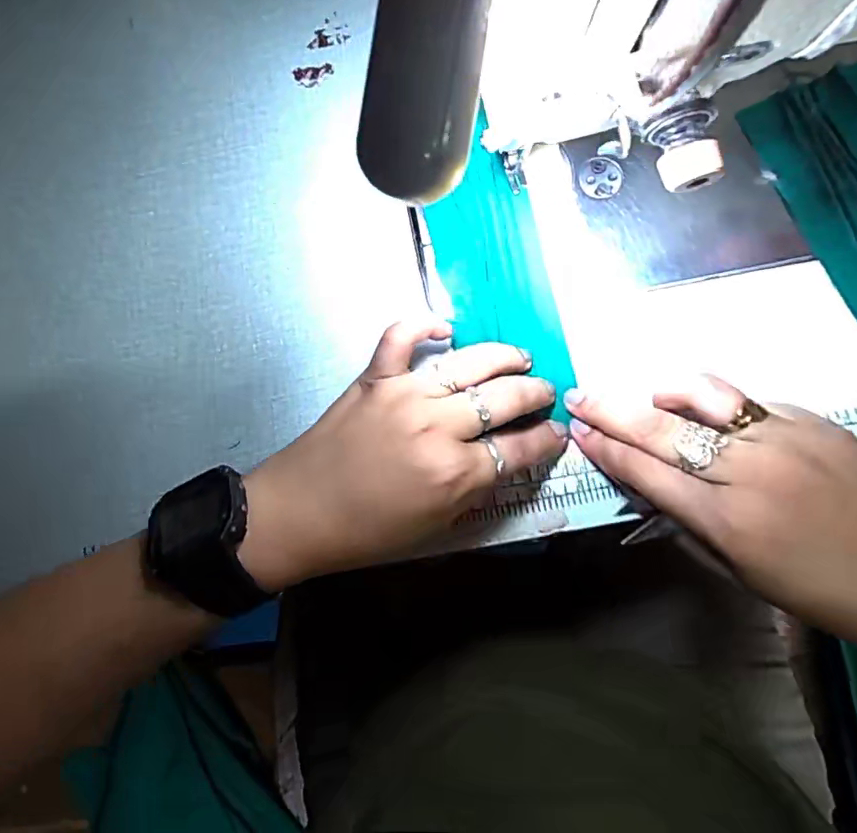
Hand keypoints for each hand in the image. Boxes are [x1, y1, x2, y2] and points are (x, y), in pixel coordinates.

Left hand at [234, 318, 567, 592]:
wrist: (298, 515)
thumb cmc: (369, 531)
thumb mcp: (436, 524)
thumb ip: (480, 487)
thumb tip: (513, 455)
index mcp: (455, 473)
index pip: (520, 447)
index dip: (548, 438)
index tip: (558, 431)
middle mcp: (437, 426)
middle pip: (506, 397)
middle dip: (537, 393)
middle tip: (546, 392)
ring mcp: (404, 395)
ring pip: (470, 362)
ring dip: (504, 356)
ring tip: (520, 357)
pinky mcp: (374, 378)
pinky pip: (400, 337)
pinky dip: (422, 325)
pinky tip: (445, 327)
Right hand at [567, 376, 856, 691]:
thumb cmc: (815, 592)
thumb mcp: (740, 571)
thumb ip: (689, 523)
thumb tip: (649, 481)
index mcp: (729, 522)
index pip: (649, 473)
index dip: (608, 449)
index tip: (580, 431)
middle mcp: (751, 472)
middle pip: (665, 431)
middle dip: (614, 412)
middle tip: (582, 395)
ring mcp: (785, 438)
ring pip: (707, 398)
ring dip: (668, 393)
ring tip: (650, 396)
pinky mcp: (814, 421)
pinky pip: (753, 402)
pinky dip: (724, 406)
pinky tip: (717, 416)